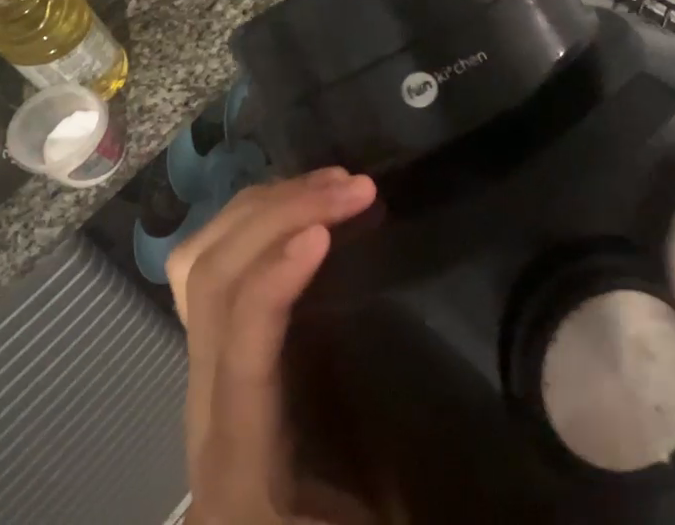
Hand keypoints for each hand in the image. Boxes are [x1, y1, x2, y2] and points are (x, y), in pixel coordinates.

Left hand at [165, 167, 376, 524]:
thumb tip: (474, 423)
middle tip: (357, 187)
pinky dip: (253, 221)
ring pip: (201, 264)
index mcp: (243, 457)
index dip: (273, 282)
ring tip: (333, 183)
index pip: (241, 351)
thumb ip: (396, 471)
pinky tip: (304, 206)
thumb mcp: (375, 512)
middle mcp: (206, 406)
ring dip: (265, 207)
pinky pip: (212, 268)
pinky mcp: (215, 351)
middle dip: (279, 217)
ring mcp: (204, 372)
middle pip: (210, 284)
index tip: (326, 233)